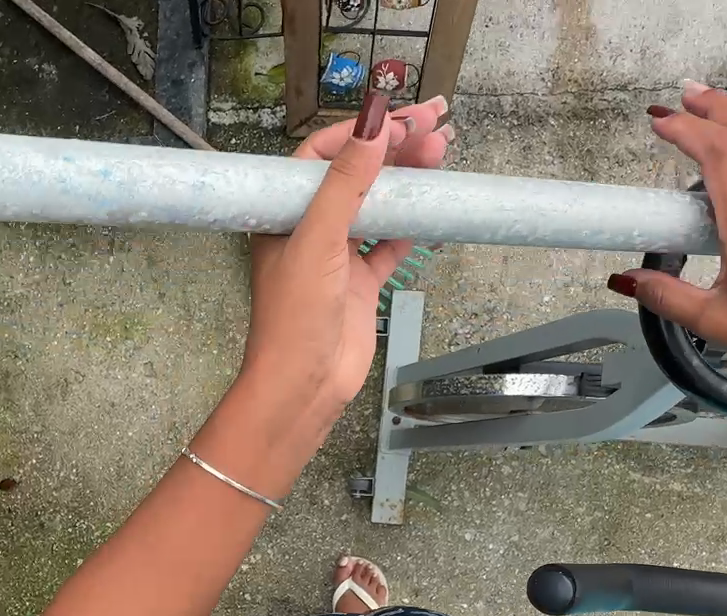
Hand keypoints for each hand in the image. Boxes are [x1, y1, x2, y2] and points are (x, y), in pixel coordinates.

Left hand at [243, 92, 453, 406]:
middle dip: (393, 151)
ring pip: (376, 209)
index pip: (321, 157)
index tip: (400, 121)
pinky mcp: (361, 285)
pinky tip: (436, 207)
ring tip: (443, 156)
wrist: (304, 384)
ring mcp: (337, 259)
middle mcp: (309, 231)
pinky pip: (389, 246)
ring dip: (407, 184)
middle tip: (437, 128)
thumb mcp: (317, 239)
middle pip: (355, 178)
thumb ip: (346, 182)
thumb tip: (374, 121)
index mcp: (284, 215)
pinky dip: (411, 228)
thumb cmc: (297, 313)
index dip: (360, 134)